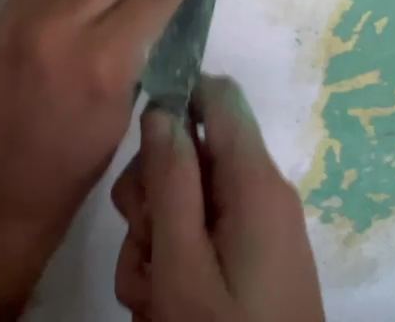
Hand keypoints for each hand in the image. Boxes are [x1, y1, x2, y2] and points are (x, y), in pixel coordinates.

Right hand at [111, 76, 325, 321]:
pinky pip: (197, 235)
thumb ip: (170, 179)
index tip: (135, 134)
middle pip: (187, 150)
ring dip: (152, 237)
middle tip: (145, 242)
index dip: (174, 97)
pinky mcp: (249, 260)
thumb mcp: (182, 263)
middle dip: (150, 192)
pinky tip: (163, 305)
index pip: (217, 94)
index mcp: (255, 181)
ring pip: (182, 197)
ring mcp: (255, 229)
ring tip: (152, 292)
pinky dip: (171, 261)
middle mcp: (260, 194)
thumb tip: (162, 108)